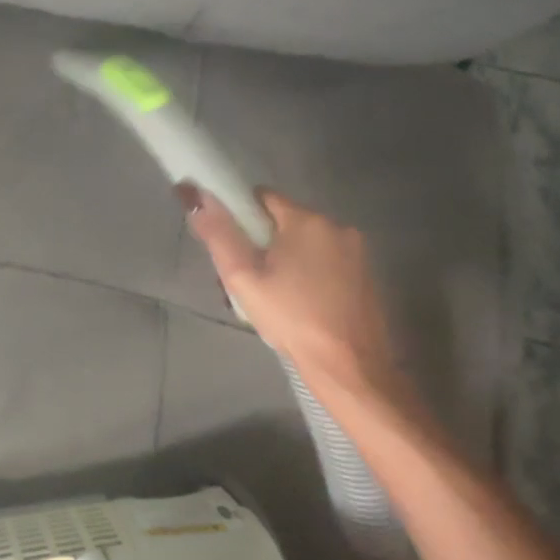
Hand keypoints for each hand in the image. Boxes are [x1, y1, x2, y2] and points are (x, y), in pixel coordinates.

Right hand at [179, 183, 399, 396]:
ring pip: (306, 244)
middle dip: (261, 243)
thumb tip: (192, 192)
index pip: (262, 197)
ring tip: (270, 297)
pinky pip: (327, 262)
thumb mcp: (242, 278)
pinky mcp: (367, 276)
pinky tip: (299, 304)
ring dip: (285, 260)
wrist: (349, 367)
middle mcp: (337, 226)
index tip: (232, 247)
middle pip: (284, 222)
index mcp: (306, 220)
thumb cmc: (291, 317)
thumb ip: (217, 233)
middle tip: (246, 280)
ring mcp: (357, 252)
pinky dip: (309, 274)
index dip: (241, 218)